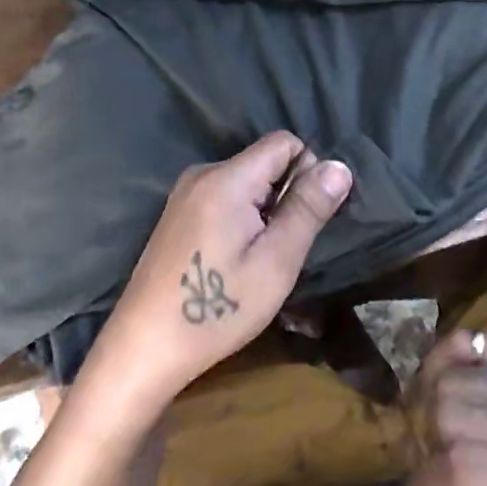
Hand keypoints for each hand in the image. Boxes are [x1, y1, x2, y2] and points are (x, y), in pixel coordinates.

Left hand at [85, 131, 351, 408]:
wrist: (147, 343)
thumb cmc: (219, 307)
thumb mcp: (276, 261)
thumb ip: (307, 208)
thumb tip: (339, 165)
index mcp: (226, 177)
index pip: (283, 142)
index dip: (308, 170)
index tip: (310, 216)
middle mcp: (201, 173)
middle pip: (262, 162)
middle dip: (285, 195)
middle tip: (284, 248)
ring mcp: (183, 193)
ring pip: (243, 182)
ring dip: (263, 211)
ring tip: (259, 259)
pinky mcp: (176, 213)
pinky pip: (222, 198)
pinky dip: (240, 219)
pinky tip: (233, 260)